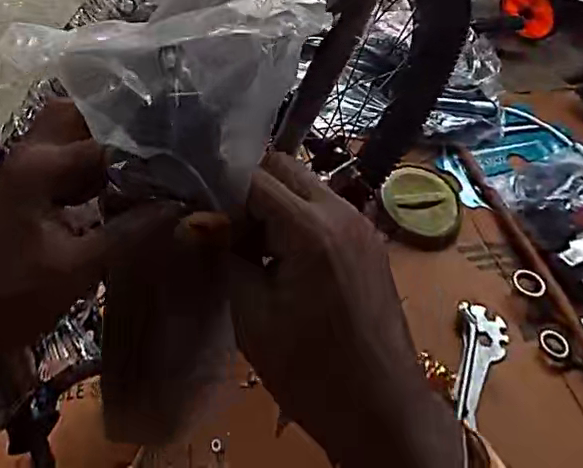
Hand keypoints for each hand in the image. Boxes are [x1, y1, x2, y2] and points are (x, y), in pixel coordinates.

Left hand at [0, 100, 178, 467]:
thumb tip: (182, 207)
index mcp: (39, 163)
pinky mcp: (25, 190)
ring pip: (70, 137)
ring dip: (104, 144)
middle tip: (163, 141)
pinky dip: (91, 166)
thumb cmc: (12, 299)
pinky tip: (121, 185)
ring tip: (152, 158)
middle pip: (78, 116)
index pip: (104, 140)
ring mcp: (24, 170)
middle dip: (119, 123)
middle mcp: (30, 153)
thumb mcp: (78, 267)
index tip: (184, 150)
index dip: (146, 146)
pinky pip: (63, 162)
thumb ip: (131, 232)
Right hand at [228, 153, 463, 467]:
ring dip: (272, 198)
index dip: (222, 190)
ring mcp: (358, 223)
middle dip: (248, 185)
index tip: (202, 214)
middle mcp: (339, 212)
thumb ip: (224, 256)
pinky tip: (281, 254)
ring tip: (252, 242)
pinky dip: (295, 213)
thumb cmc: (314, 375)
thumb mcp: (252, 317)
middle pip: (282, 166)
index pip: (253, 177)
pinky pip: (321, 204)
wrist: (386, 417)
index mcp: (310, 230)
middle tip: (226, 223)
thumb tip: (196, 221)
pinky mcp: (367, 239)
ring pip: (302, 181)